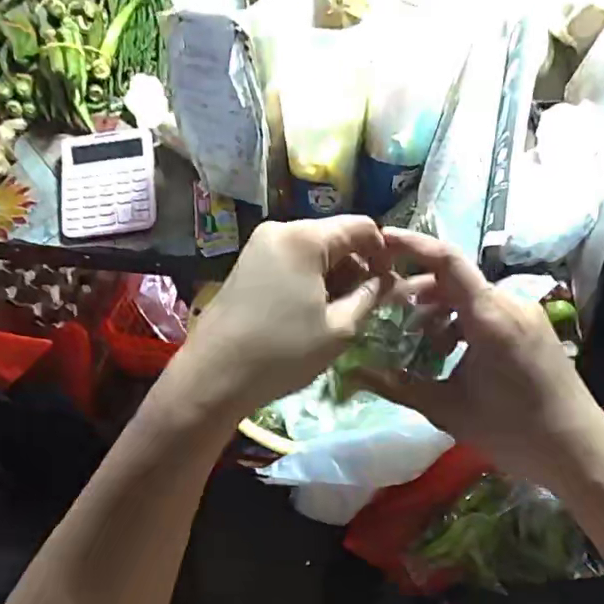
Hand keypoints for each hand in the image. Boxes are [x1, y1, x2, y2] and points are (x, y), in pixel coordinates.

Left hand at [164, 215, 391, 418]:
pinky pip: (289, 262)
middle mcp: (279, 230)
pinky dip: (307, 280)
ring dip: (331, 276)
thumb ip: (369, 297)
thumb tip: (387, 280)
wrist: (213, 376)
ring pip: (311, 251)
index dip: (383, 253)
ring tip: (337, 314)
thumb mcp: (339, 329)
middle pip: (333, 237)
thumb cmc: (282, 352)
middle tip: (365, 304)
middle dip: (355, 266)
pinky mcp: (245, 266)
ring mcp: (257, 247)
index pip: (361, 227)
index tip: (390, 284)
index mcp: (305, 237)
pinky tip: (308, 312)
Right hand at [360, 228, 603, 481]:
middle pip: (454, 279)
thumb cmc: (511, 430)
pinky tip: (448, 353)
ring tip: (417, 344)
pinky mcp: (532, 327)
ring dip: (438, 311)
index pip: (446, 261)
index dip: (410, 245)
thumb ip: (398, 385)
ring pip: (470, 295)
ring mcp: (525, 314)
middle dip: (416, 292)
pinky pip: (488, 310)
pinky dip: (460, 321)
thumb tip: (354, 373)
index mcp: (489, 317)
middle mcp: (509, 303)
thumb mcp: (446, 409)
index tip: (378, 241)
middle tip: (384, 314)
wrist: (577, 449)